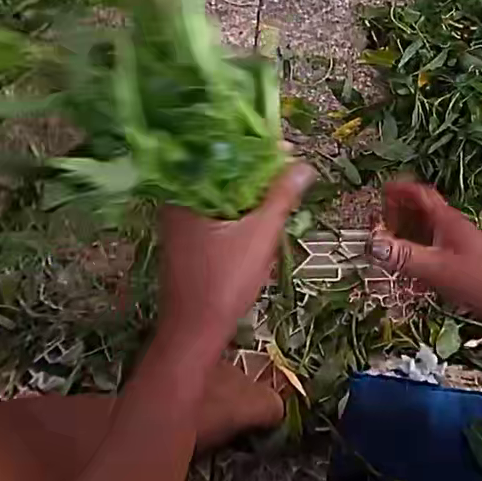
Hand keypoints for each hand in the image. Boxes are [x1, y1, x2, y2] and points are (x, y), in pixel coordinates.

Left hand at [156, 163, 315, 349]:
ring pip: (222, 194)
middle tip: (289, 173)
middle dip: (257, 171)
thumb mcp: (260, 234)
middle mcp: (177, 202)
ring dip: (251, 192)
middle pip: (222, 173)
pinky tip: (263, 215)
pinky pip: (217, 212)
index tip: (286, 150)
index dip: (256, 149)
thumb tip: (304, 165)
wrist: (196, 331)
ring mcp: (180, 222)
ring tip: (282, 190)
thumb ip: (282, 196)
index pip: (222, 154)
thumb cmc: (225, 281)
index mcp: (186, 193)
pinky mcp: (188, 239)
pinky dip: (240, 210)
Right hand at [369, 181, 481, 324]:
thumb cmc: (480, 278)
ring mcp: (465, 245)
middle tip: (382, 225)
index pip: (421, 195)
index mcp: (447, 221)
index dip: (401, 190)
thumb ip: (404, 257)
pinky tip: (418, 278)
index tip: (383, 191)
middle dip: (401, 215)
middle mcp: (456, 228)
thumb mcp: (436, 268)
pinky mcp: (471, 263)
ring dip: (412, 237)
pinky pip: (440, 251)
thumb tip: (372, 244)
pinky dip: (424, 256)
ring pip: (432, 233)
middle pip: (425, 213)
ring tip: (394, 251)